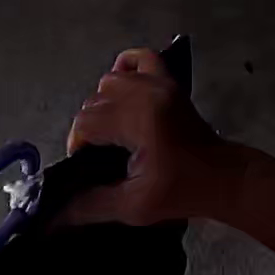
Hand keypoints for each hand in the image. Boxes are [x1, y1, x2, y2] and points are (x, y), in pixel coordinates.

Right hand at [63, 48, 240, 224]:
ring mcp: (160, 82)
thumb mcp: (133, 207)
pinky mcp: (169, 81)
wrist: (221, 176)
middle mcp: (147, 92)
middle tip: (103, 154)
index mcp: (139, 119)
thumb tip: (52, 216)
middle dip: (91, 129)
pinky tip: (124, 94)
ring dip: (104, 103)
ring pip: (110, 80)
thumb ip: (90, 206)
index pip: (86, 122)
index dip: (79, 146)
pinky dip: (126, 69)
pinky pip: (140, 57)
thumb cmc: (180, 191)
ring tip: (114, 131)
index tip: (88, 166)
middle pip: (95, 101)